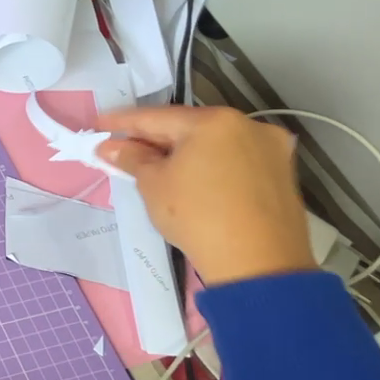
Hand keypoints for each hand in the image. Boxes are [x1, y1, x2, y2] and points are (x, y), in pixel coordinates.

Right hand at [95, 106, 317, 286]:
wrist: (257, 261)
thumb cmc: (196, 215)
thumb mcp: (152, 183)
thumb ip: (130, 158)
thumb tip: (111, 147)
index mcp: (214, 121)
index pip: (155, 117)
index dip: (121, 122)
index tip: (98, 124)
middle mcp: (248, 125)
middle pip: (187, 127)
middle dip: (153, 138)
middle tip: (121, 148)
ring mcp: (270, 148)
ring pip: (211, 142)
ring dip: (180, 150)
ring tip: (152, 164)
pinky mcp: (281, 171)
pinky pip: (231, 157)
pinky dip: (206, 162)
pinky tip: (187, 176)